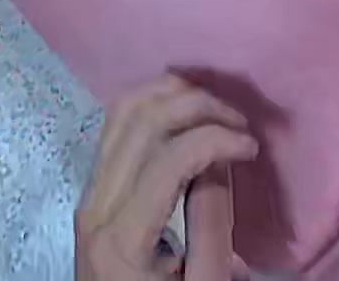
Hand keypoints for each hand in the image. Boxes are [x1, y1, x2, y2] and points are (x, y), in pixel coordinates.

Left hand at [75, 75, 257, 280]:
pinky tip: (180, 109)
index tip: (251, 146)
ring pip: (121, 111)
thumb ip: (211, 228)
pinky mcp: (92, 190)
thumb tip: (220, 158)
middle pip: (139, 121)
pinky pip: (115, 126)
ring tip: (212, 105)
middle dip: (194, 105)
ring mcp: (87, 193)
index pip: (166, 160)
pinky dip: (149, 104)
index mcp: (118, 242)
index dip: (213, 139)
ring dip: (169, 95)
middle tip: (236, 118)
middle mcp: (93, 206)